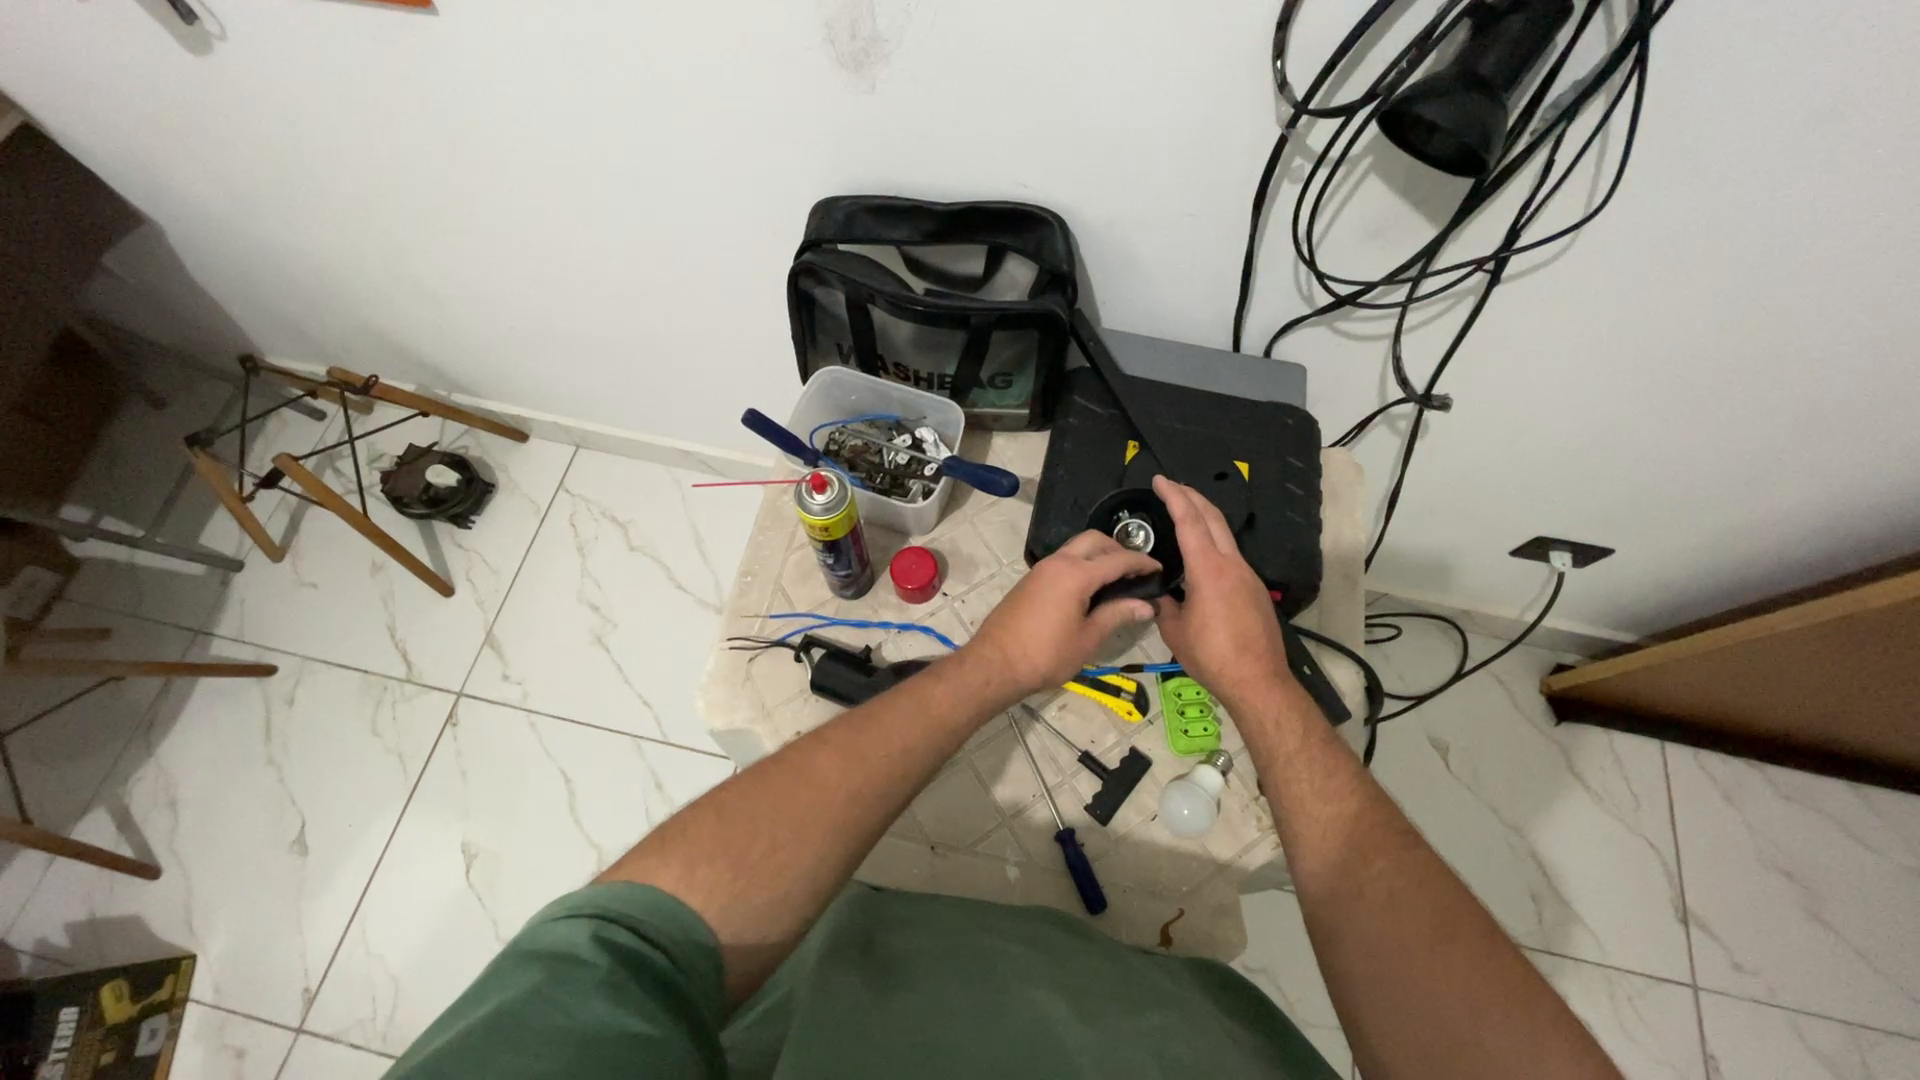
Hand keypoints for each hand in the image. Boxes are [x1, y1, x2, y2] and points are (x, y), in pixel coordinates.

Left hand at [961, 530, 1159, 704]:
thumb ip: (1117, 615)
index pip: (1118, 559)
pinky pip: (1062, 561)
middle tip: (1135, 571)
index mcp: (1076, 574)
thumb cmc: (1046, 655)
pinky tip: (1090, 588)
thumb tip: (1147, 605)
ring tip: (1116, 580)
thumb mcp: (1088, 638)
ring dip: (1098, 555)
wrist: (995, 664)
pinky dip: (1081, 564)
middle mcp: (1058, 562)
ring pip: (1076, 548)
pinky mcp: (1030, 580)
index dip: (1142, 563)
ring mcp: (1041, 569)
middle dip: (1118, 549)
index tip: (1160, 569)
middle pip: (1094, 541)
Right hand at [1151, 475, 1300, 709]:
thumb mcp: (1174, 630)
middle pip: (1213, 518)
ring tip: (1183, 515)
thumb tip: (1159, 593)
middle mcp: (1232, 564)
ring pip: (1225, 535)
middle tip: (1171, 487)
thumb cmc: (1212, 656)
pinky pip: (1231, 556)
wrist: (1258, 681)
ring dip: (1204, 518)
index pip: (1190, 521)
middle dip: (1192, 496)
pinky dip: (1213, 542)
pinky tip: (1200, 556)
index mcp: (1208, 569)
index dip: (1174, 496)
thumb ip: (1164, 604)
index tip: (1160, 481)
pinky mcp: (1254, 590)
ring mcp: (1247, 576)